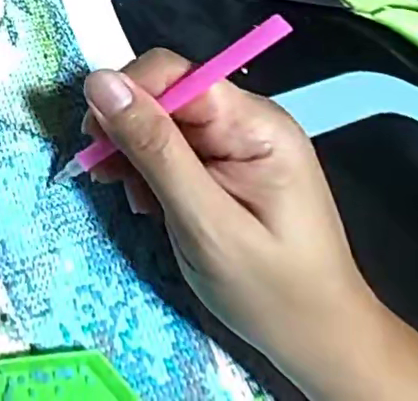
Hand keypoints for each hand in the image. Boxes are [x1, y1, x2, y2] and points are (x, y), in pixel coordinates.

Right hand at [80, 50, 369, 370]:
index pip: (175, 74)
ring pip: (164, 121)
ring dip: (135, 152)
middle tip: (106, 173)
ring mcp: (238, 139)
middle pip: (166, 95)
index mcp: (253, 122)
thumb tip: (100, 82)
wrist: (323, 344)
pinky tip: (149, 200)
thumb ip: (153, 148)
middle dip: (128, 129)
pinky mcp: (227, 161)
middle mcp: (246, 118)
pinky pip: (175, 146)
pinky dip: (151, 169)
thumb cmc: (272, 292)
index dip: (127, 95)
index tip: (94, 137)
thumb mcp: (204, 223)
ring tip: (132, 195)